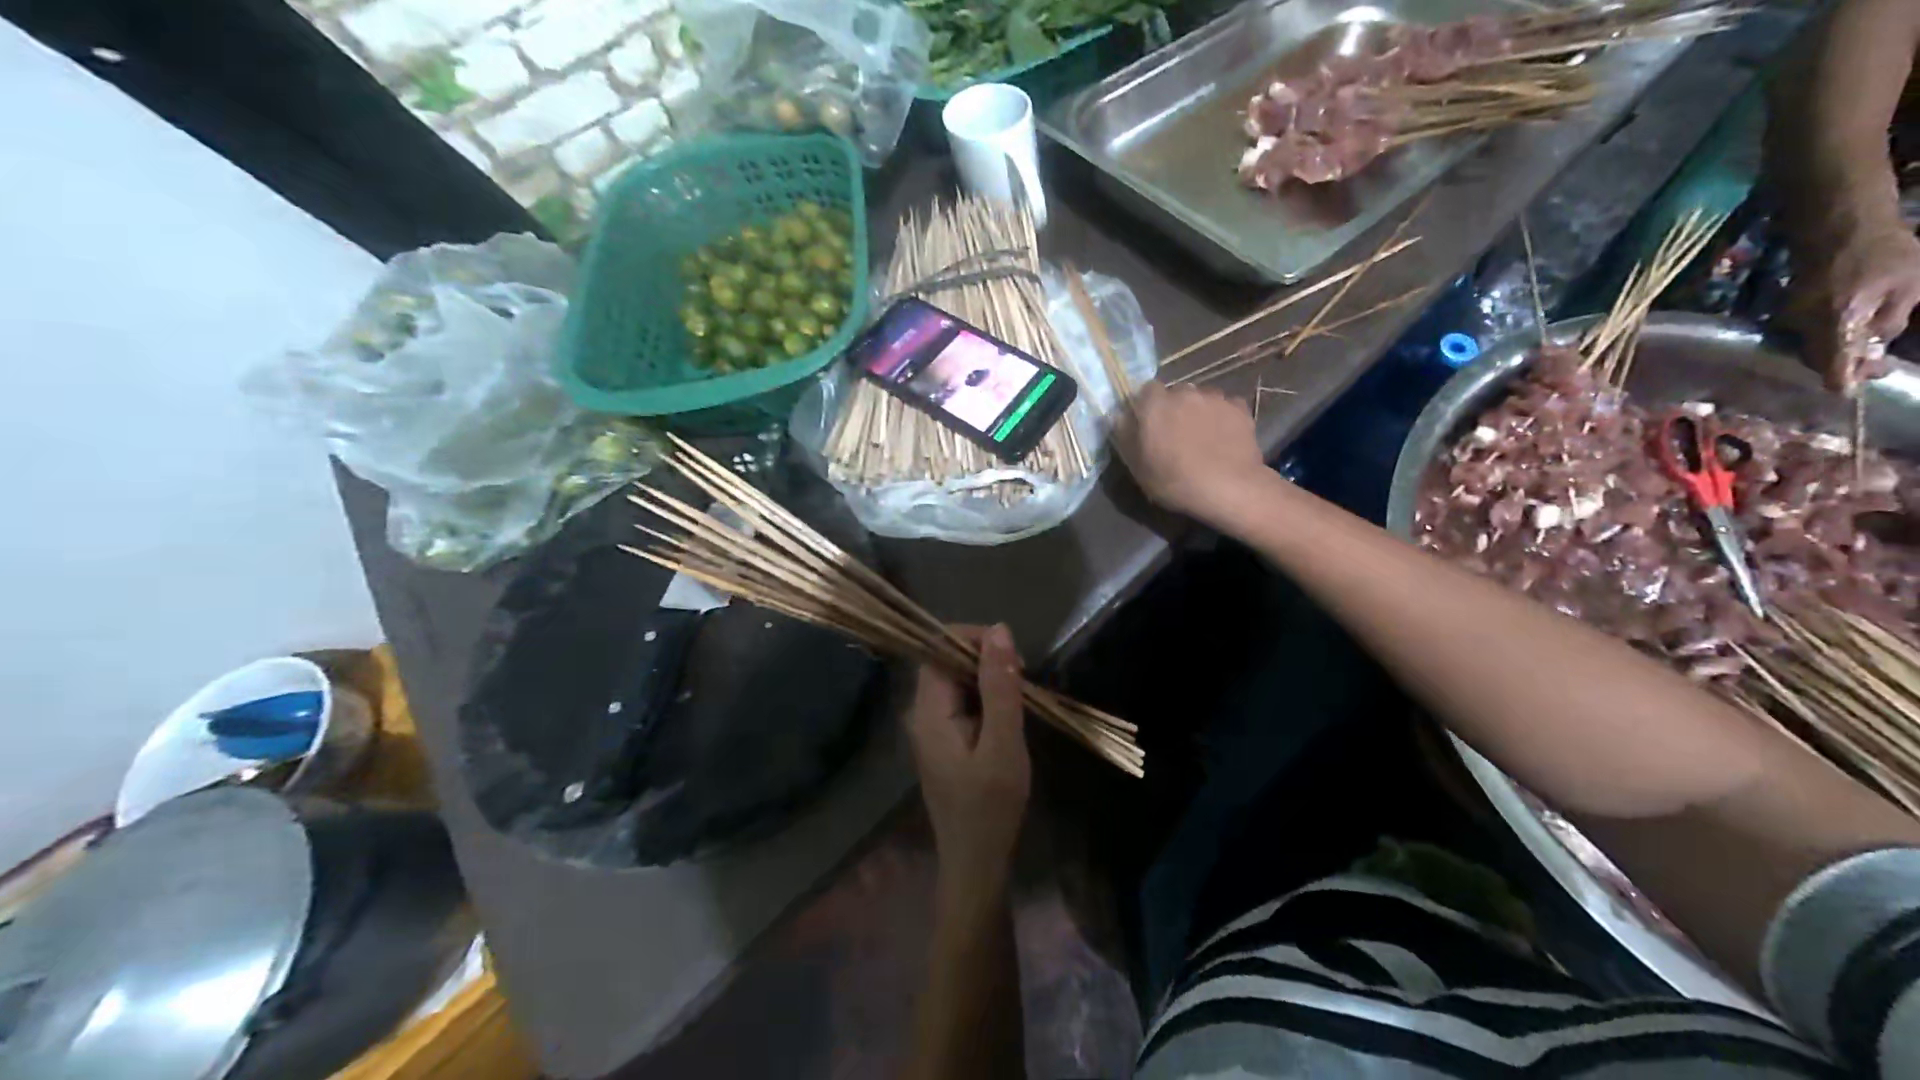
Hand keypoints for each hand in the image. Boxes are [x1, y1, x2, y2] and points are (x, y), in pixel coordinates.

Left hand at [905, 625, 1030, 888]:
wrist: (976, 862)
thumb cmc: (990, 807)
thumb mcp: (1003, 744)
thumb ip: (1000, 687)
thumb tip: (999, 630)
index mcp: (928, 710)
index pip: (938, 648)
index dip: (973, 639)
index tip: (1012, 656)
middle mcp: (922, 712)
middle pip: (946, 662)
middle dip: (985, 659)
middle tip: (1022, 679)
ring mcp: (932, 727)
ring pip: (957, 681)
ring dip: (989, 679)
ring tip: (1020, 698)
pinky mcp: (945, 739)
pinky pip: (962, 702)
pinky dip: (987, 698)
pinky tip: (1009, 716)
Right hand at [1116, 382, 1268, 524]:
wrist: (1228, 487)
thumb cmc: (1174, 481)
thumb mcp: (1137, 466)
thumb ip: (1125, 435)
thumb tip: (1120, 416)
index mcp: (1155, 404)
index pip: (1146, 390)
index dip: (1147, 406)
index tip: (1149, 425)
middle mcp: (1184, 392)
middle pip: (1176, 393)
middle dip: (1174, 408)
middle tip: (1176, 434)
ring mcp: (1215, 397)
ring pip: (1202, 398)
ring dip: (1199, 411)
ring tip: (1203, 436)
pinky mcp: (1240, 407)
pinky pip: (1226, 406)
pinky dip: (1222, 417)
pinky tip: (1224, 437)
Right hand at [1800, 221, 1919, 389]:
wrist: (1840, 232)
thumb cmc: (1884, 255)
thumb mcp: (1910, 285)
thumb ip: (1892, 320)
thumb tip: (1875, 347)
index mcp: (1839, 321)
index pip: (1833, 361)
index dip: (1842, 379)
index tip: (1850, 391)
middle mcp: (1806, 326)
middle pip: (1818, 359)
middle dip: (1842, 365)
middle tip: (1873, 366)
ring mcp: (1789, 321)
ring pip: (1808, 348)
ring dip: (1832, 352)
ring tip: (1861, 348)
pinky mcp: (1783, 315)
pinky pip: (1801, 336)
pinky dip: (1821, 339)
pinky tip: (1840, 331)